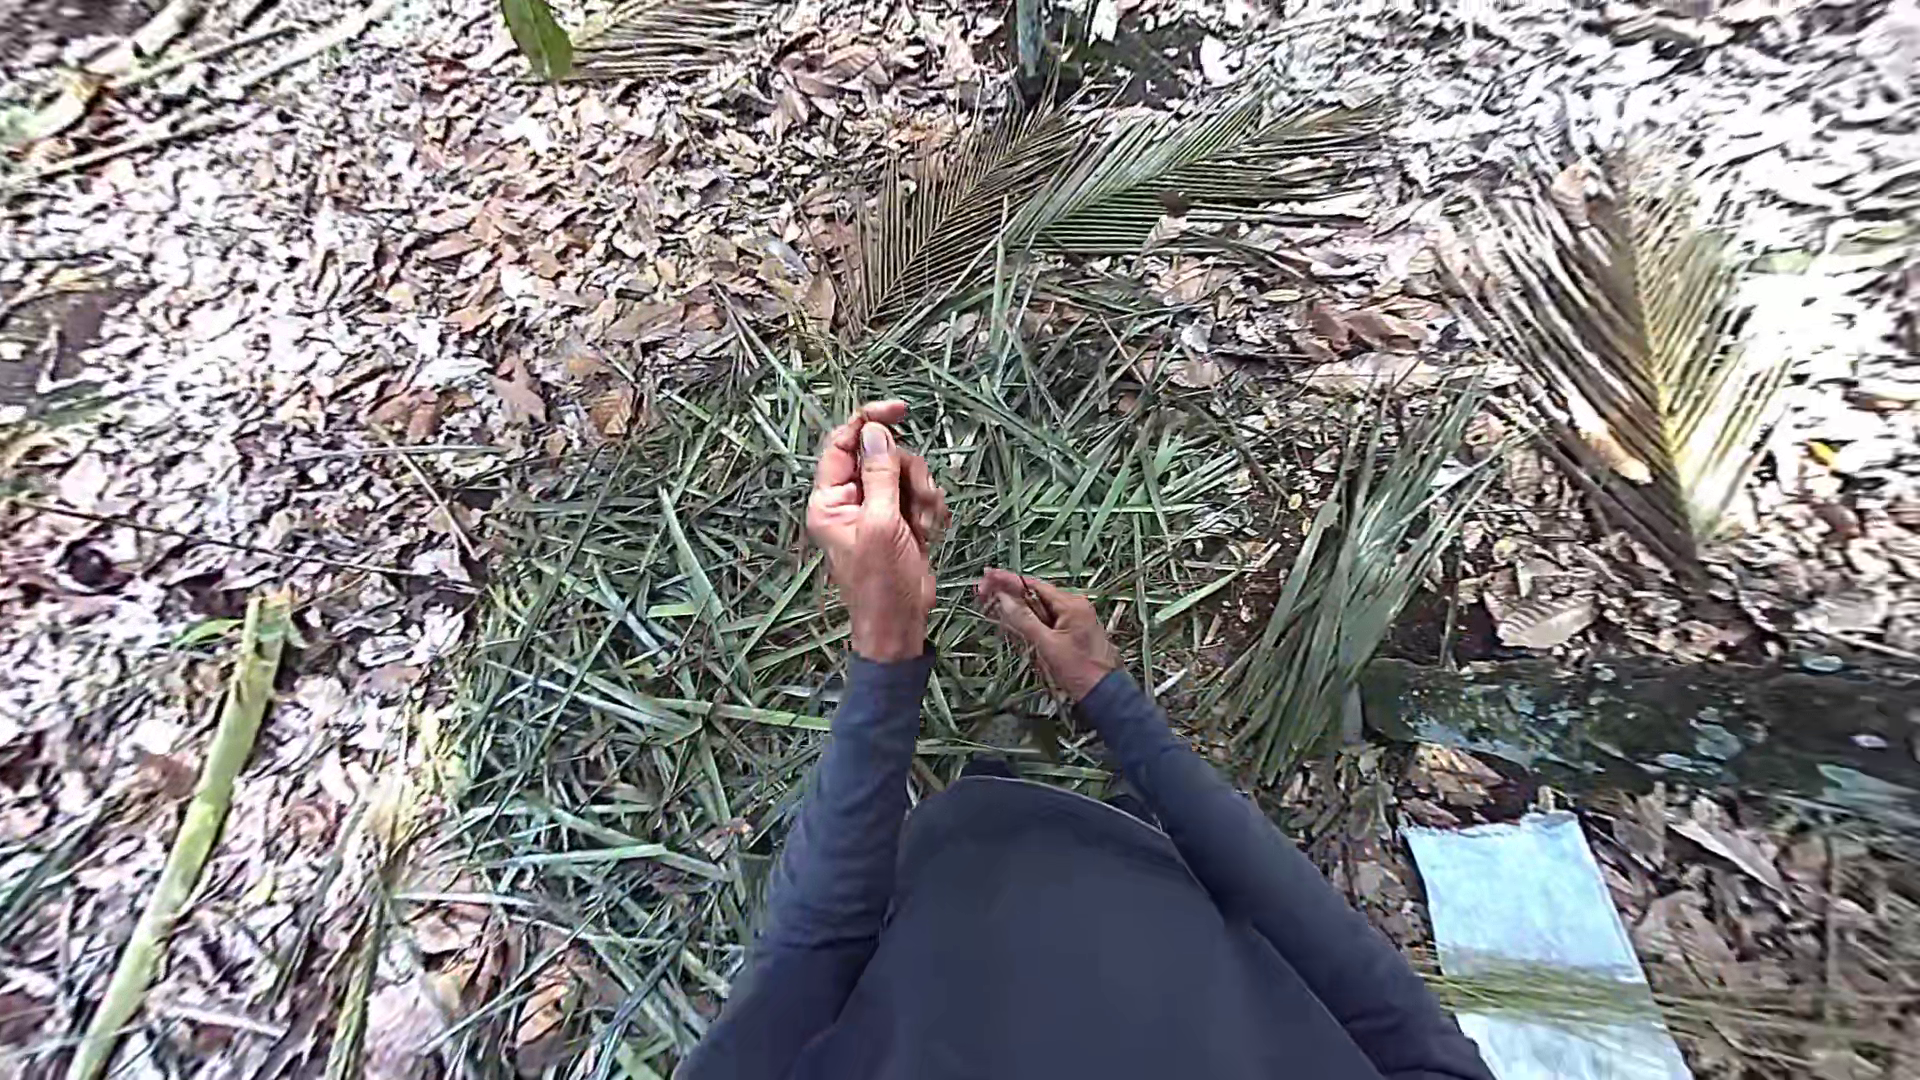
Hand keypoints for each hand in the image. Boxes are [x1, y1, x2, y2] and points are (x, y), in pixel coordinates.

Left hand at [807, 401, 948, 662]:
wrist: (901, 622)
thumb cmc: (881, 582)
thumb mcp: (881, 525)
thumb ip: (879, 475)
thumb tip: (875, 431)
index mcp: (831, 499)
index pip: (844, 443)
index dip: (869, 421)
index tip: (900, 410)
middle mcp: (852, 498)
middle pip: (884, 455)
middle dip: (908, 474)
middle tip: (919, 503)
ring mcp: (878, 508)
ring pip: (907, 473)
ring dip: (924, 496)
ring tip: (925, 526)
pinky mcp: (902, 518)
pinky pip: (920, 494)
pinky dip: (931, 510)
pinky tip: (930, 533)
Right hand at [977, 569, 1119, 700]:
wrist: (1104, 694)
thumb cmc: (1079, 670)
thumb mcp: (1047, 645)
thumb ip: (1024, 620)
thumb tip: (1003, 598)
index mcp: (1071, 604)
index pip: (1033, 585)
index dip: (1008, 580)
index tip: (987, 576)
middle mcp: (1073, 606)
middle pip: (1034, 595)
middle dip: (1009, 595)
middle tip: (983, 594)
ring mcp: (1073, 618)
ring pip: (1038, 608)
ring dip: (1016, 609)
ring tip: (993, 606)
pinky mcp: (1070, 631)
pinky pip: (1045, 620)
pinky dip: (1028, 622)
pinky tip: (1013, 624)